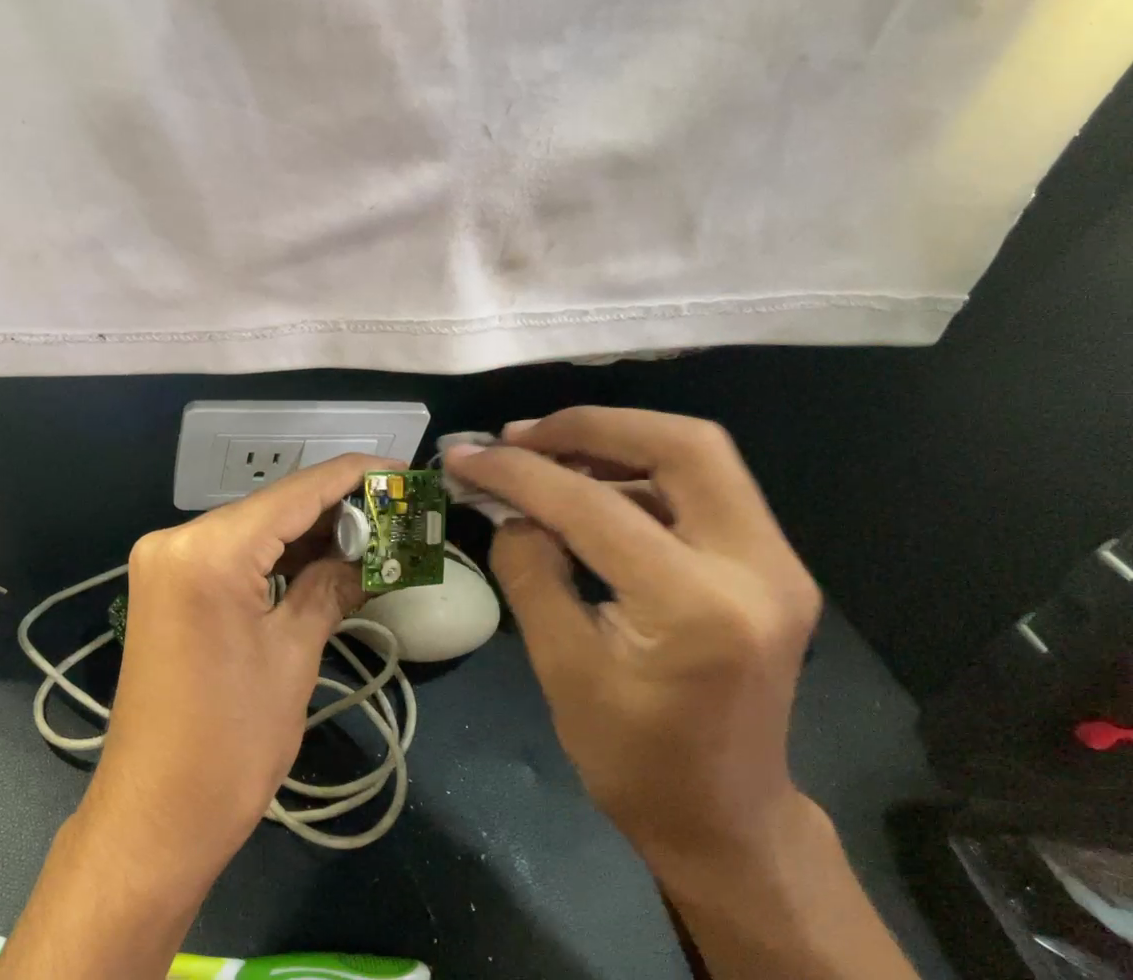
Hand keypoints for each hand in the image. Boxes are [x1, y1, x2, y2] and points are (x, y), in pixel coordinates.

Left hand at [84, 453, 395, 887]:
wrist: (157, 810)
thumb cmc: (232, 741)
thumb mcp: (292, 656)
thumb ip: (330, 588)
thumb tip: (369, 555)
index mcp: (208, 550)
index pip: (295, 494)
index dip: (353, 477)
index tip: (404, 470)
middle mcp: (176, 540)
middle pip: (269, 509)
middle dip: (334, 511)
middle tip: (398, 515)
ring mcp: (163, 564)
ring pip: (249, 532)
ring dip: (304, 536)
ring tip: (372, 538)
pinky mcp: (162, 589)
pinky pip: (227, 559)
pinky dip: (271, 560)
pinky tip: (319, 562)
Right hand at [443, 407, 821, 868]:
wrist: (722, 815)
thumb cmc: (631, 758)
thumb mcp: (560, 667)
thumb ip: (530, 572)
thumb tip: (508, 507)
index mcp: (697, 607)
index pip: (595, 506)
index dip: (520, 473)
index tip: (464, 454)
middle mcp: (757, 569)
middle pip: (684, 446)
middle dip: (590, 426)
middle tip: (519, 436)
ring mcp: (777, 564)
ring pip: (700, 459)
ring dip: (616, 443)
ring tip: (541, 453)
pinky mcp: (770, 567)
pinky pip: (704, 492)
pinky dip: (639, 475)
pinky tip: (586, 489)